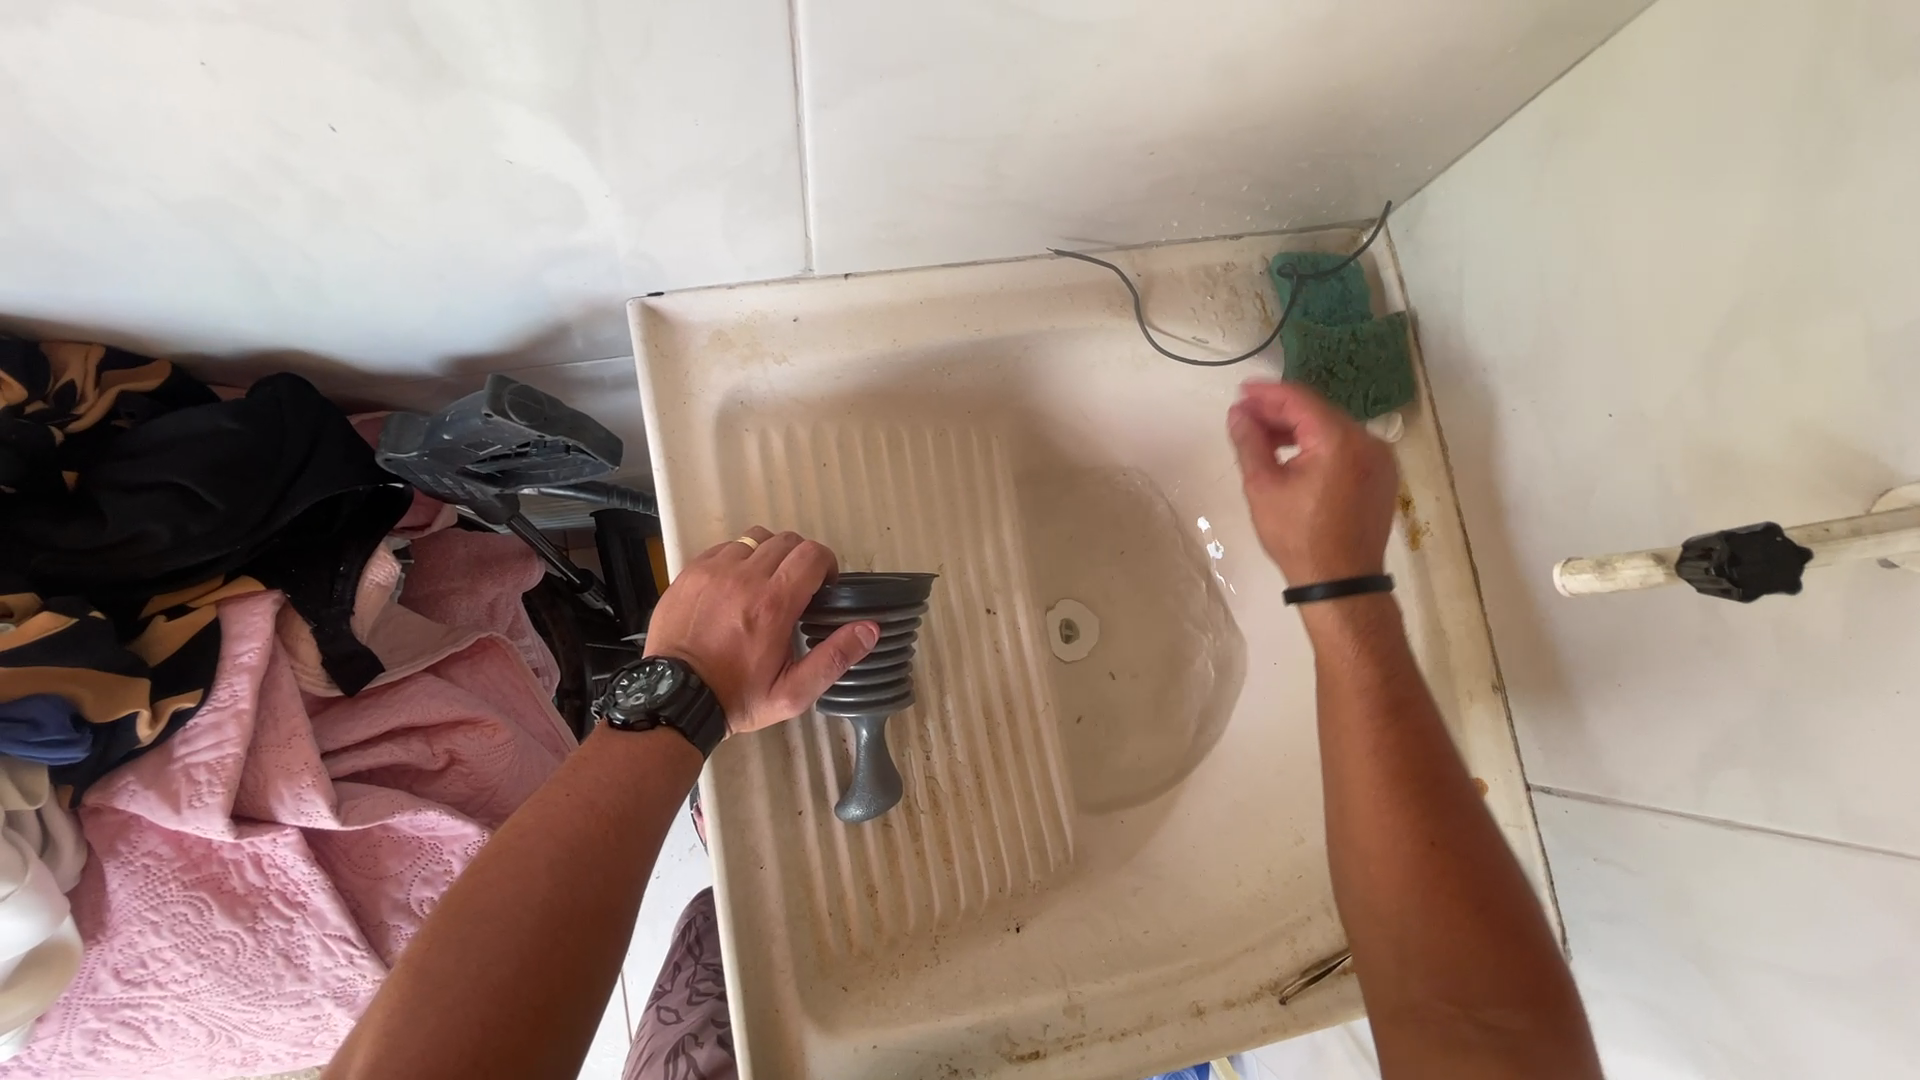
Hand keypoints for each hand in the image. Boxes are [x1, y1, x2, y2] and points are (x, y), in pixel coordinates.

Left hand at [645, 527, 878, 734]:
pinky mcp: (690, 573)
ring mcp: (712, 571)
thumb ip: (835, 658)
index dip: (826, 565)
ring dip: (769, 556)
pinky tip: (736, 587)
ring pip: (755, 539)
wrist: (674, 700)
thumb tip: (870, 628)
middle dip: (801, 560)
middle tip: (798, 589)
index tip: (823, 588)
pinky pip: (724, 548)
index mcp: (773, 604)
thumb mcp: (794, 693)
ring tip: (766, 585)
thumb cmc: (738, 698)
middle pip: (787, 541)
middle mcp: (743, 577)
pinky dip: (738, 560)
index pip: (812, 554)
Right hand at [1227, 380, 1398, 584]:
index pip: (1300, 400)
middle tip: (1245, 416)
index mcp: (1339, 440)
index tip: (1240, 392)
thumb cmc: (1297, 537)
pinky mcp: (1382, 476)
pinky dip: (1318, 445)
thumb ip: (1250, 443)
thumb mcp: (1263, 487)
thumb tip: (1238, 413)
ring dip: (1297, 428)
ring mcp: (1380, 459)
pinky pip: (1346, 447)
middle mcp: (1368, 441)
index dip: (1267, 393)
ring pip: (1332, 429)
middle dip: (1280, 411)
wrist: (1341, 581)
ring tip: (1263, 438)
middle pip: (1318, 411)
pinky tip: (1293, 456)